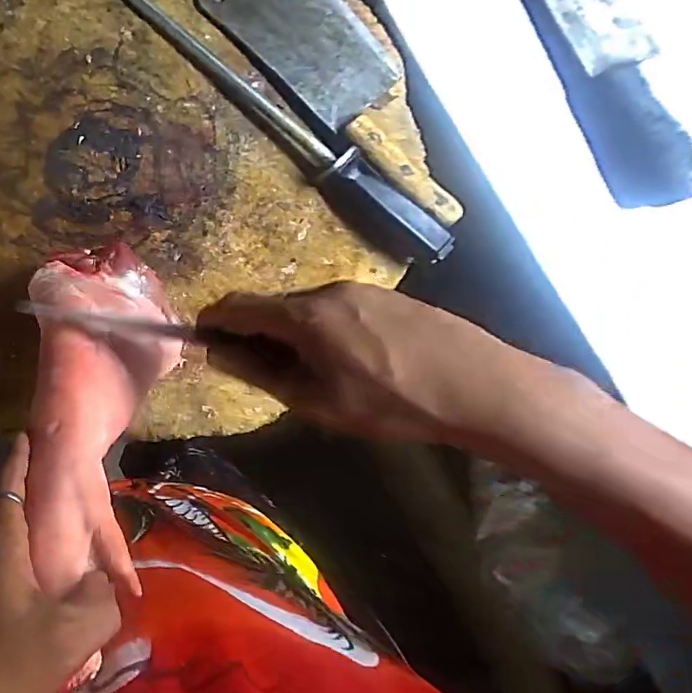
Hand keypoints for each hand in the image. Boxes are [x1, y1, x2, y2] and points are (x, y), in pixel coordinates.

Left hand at [0, 435, 122, 692]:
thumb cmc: (4, 662)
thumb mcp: (69, 636)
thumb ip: (100, 600)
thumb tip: (110, 580)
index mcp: (0, 545)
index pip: (8, 486)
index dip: (19, 458)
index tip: (28, 433)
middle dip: (19, 479)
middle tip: (47, 468)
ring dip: (15, 512)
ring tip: (46, 512)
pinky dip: (11, 542)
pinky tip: (30, 565)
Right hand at [196, 282, 578, 445]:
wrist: (490, 388)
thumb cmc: (395, 403)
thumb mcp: (317, 401)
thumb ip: (260, 373)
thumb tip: (216, 352)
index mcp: (303, 315)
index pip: (234, 307)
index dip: (210, 323)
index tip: (202, 342)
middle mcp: (324, 291)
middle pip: (266, 305)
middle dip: (250, 331)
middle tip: (261, 370)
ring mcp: (357, 288)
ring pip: (299, 307)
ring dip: (285, 330)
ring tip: (308, 369)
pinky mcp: (384, 294)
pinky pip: (331, 306)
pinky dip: (316, 326)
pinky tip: (345, 357)